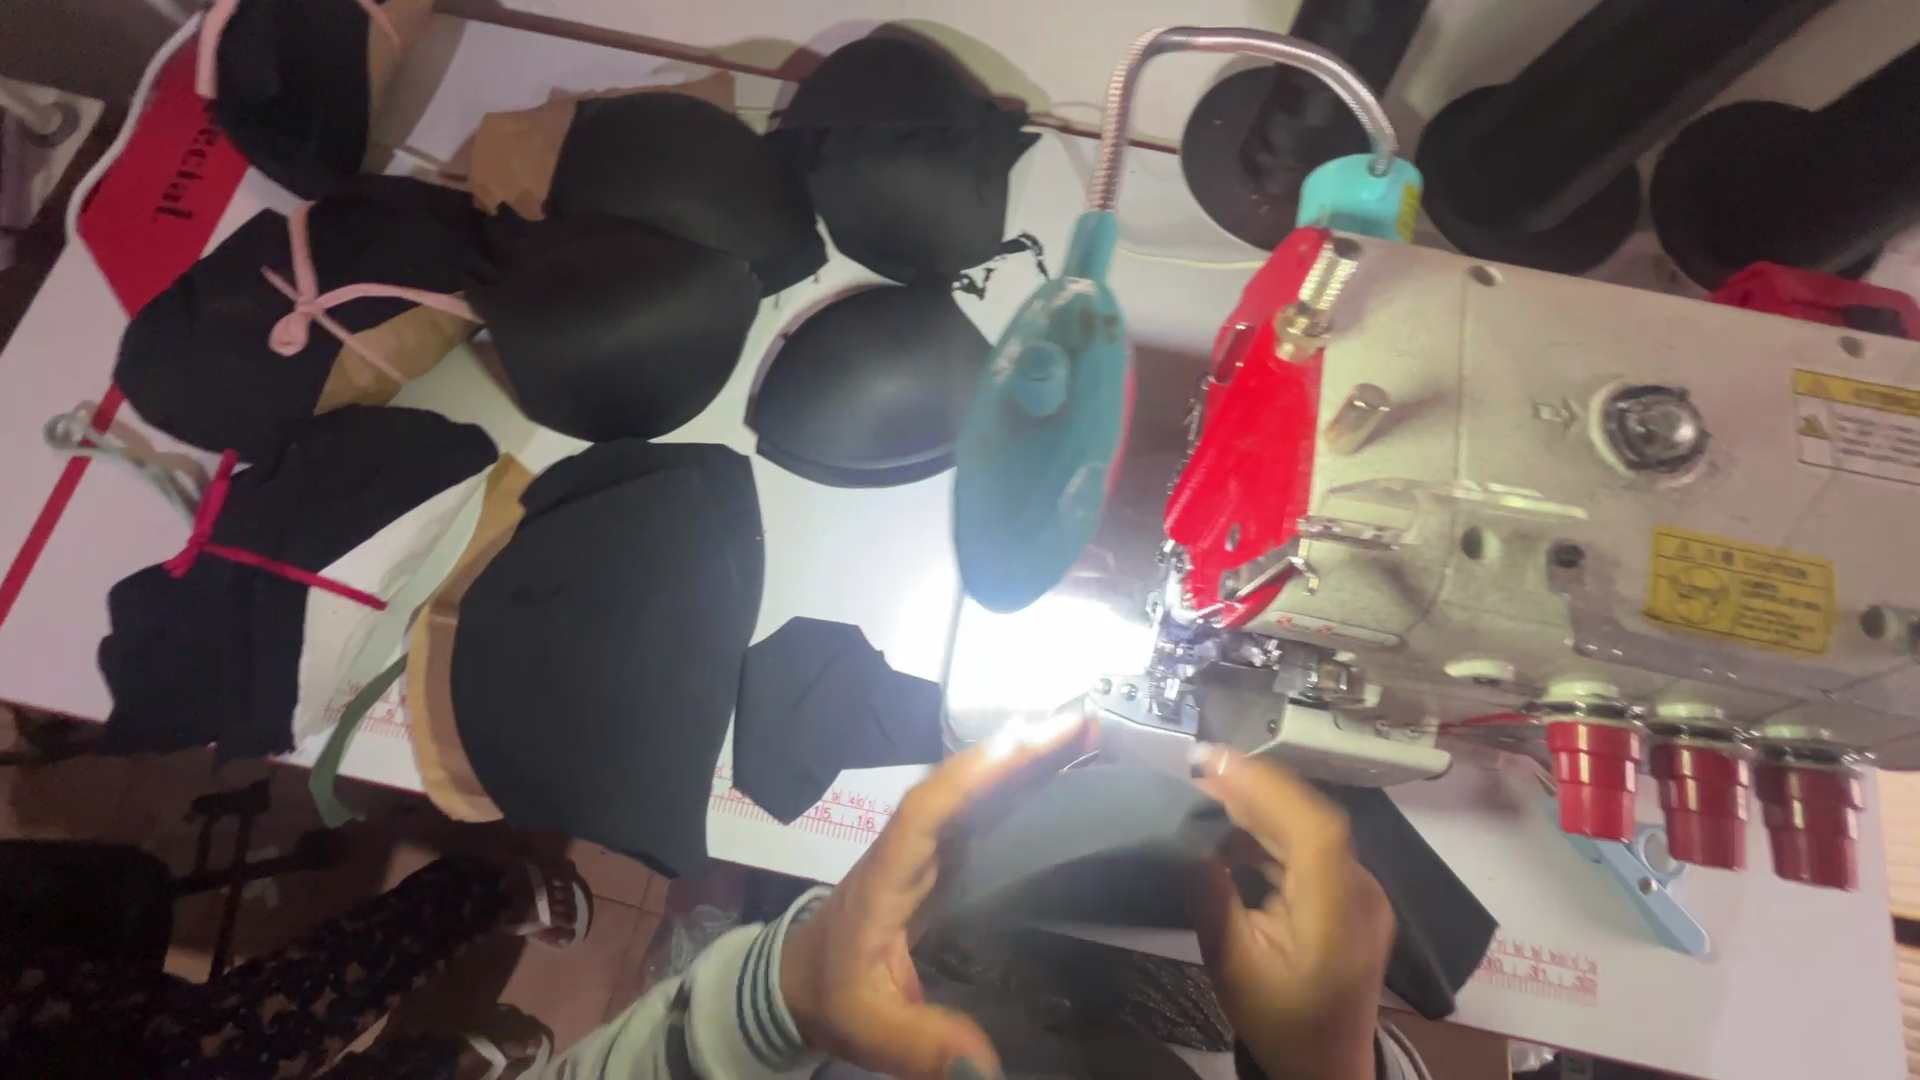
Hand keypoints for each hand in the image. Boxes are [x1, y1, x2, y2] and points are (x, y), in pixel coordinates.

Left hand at [780, 710, 1093, 1079]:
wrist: (799, 978)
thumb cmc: (832, 992)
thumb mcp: (871, 1026)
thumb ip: (923, 1045)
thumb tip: (987, 1069)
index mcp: (888, 870)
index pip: (926, 807)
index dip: (974, 773)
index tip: (1024, 744)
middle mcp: (907, 843)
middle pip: (956, 781)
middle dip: (1013, 749)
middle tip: (1073, 725)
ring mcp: (922, 845)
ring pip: (967, 785)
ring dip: (1015, 756)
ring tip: (1069, 734)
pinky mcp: (937, 854)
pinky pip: (976, 806)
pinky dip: (1010, 781)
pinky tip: (1044, 772)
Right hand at [1186, 745, 1393, 1079]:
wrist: (1327, 1066)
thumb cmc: (1278, 1021)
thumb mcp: (1231, 964)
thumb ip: (1211, 895)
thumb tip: (1188, 835)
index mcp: (1337, 920)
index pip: (1315, 831)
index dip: (1266, 787)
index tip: (1213, 762)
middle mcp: (1360, 892)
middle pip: (1309, 818)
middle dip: (1250, 787)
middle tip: (1195, 770)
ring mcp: (1359, 888)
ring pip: (1306, 823)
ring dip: (1255, 802)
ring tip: (1204, 792)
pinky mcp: (1348, 887)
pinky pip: (1306, 841)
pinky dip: (1266, 824)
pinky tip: (1230, 822)